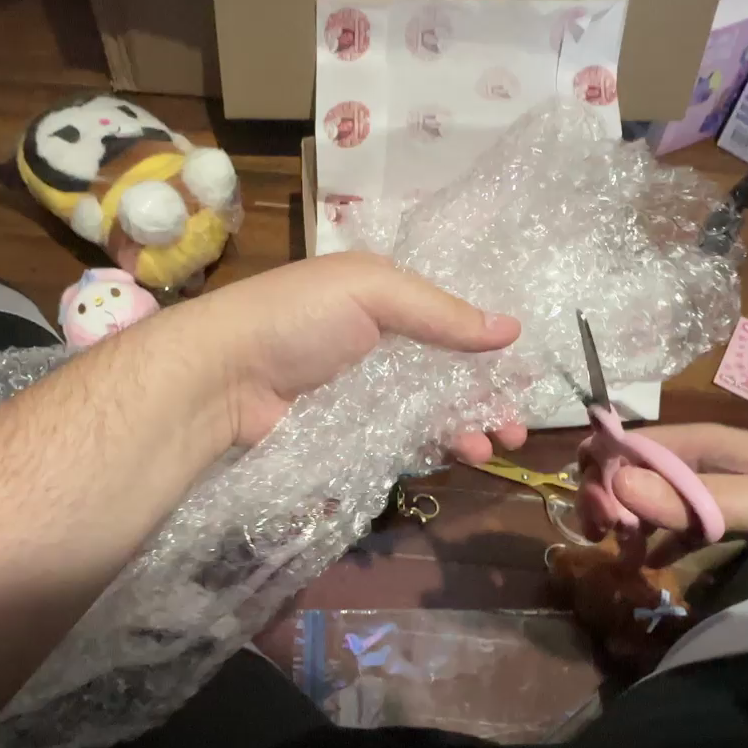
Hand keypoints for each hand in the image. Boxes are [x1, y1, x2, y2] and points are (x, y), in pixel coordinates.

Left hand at [142, 252, 529, 463]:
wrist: (223, 377)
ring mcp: (360, 395)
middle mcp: (376, 347)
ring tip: (495, 447)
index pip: (449, 323)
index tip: (524, 377)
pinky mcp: (344, 434)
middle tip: (519, 428)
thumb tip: (511, 329)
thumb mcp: (371, 292)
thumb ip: (440, 312)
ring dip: (466, 427)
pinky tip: (458, 454)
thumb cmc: (297, 320)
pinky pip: (399, 440)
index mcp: (382, 301)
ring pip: (427, 413)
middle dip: (486, 399)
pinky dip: (432, 447)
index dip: (487, 350)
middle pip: (445, 376)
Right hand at [596, 424, 747, 617]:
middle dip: (613, 496)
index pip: (644, 442)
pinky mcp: (736, 527)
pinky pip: (679, 526)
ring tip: (620, 553)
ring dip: (630, 519)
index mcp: (724, 445)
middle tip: (601, 536)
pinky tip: (648, 564)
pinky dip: (656, 541)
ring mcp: (727, 496)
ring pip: (657, 498)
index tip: (597, 512)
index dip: (609, 470)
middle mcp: (719, 464)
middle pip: (643, 469)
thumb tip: (618, 483)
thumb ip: (698, 498)